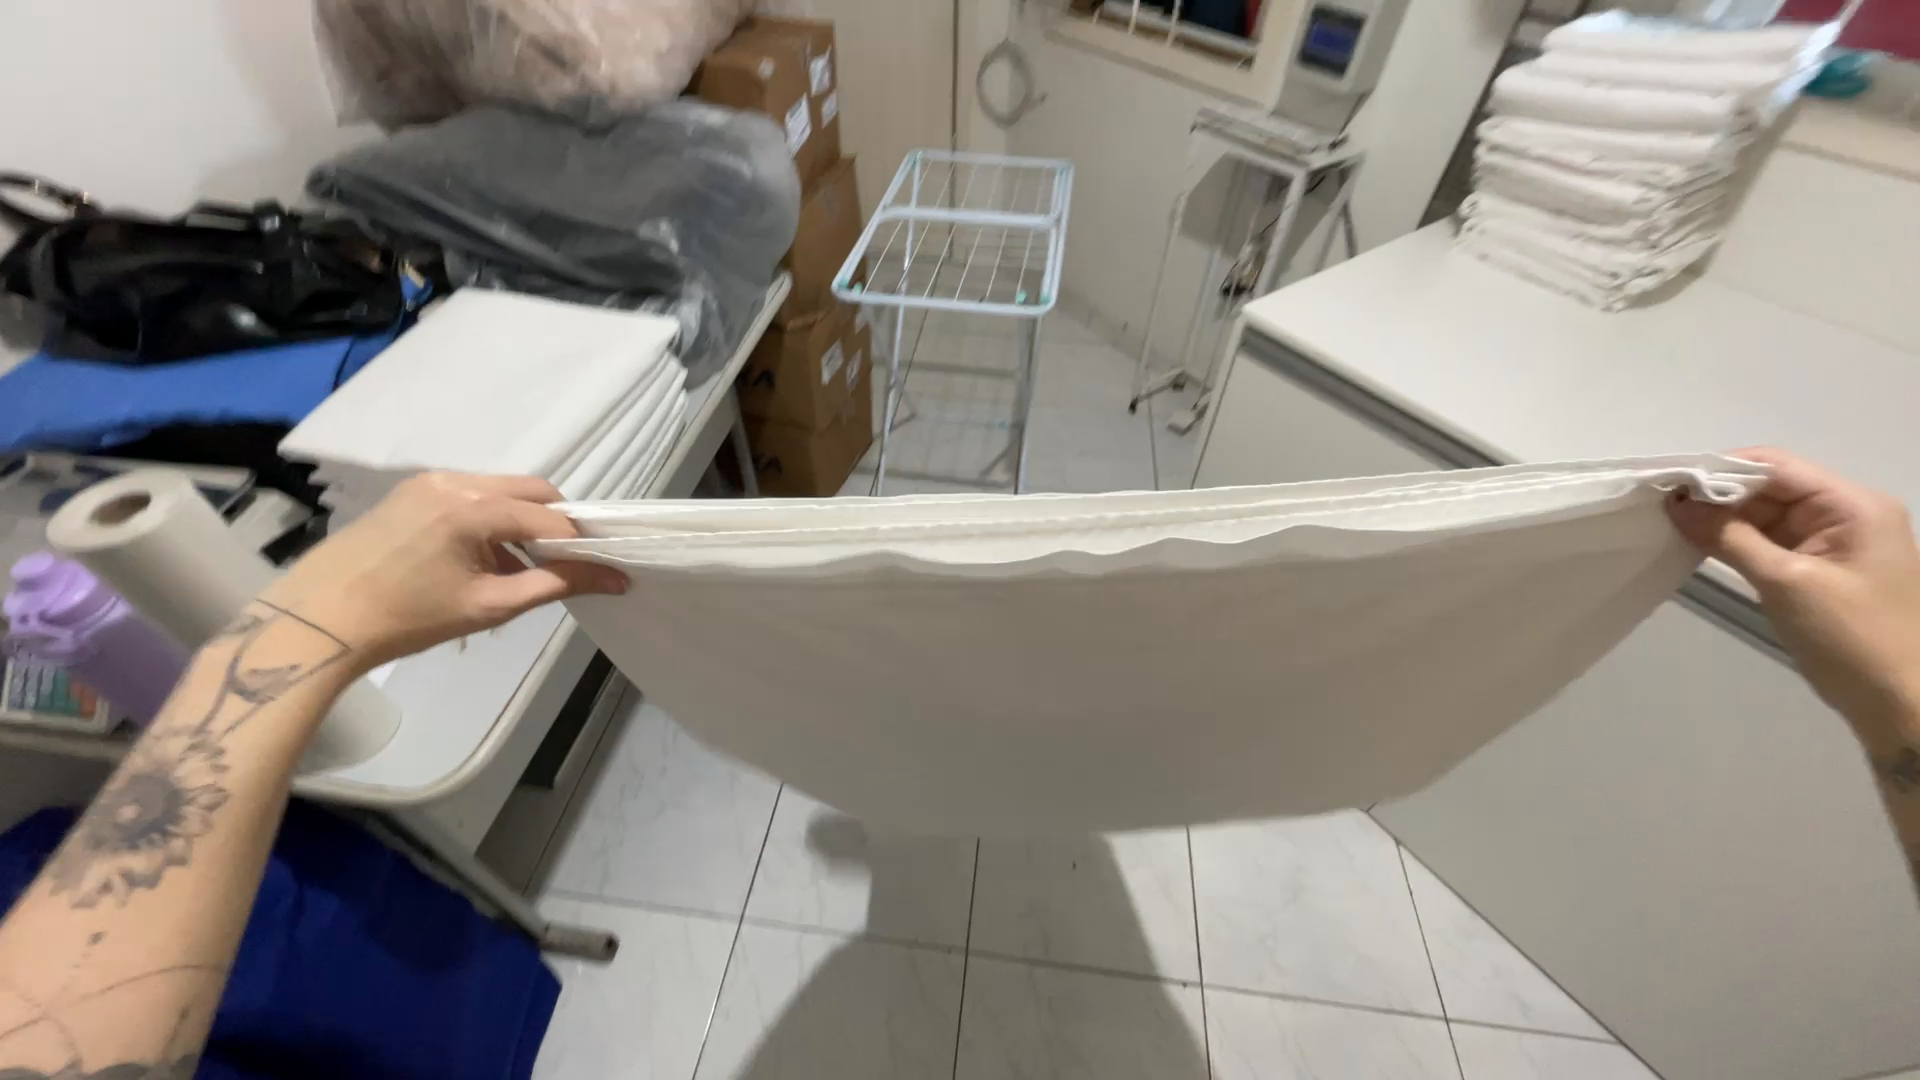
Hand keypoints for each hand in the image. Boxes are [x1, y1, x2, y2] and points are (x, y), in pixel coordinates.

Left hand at [256, 472, 627, 672]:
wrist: (317, 621)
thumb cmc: (409, 618)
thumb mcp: (493, 604)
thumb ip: (560, 584)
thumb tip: (618, 579)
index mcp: (475, 507)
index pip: (552, 517)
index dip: (580, 543)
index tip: (596, 568)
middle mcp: (456, 481)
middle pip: (533, 490)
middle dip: (556, 523)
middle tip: (560, 563)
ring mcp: (430, 482)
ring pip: (504, 490)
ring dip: (524, 521)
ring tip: (518, 566)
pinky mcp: (412, 491)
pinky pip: (474, 495)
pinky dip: (493, 518)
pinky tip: (484, 557)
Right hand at [1669, 447, 1919, 744]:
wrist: (1898, 697)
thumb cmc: (1853, 634)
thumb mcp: (1785, 580)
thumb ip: (1729, 536)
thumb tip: (1678, 502)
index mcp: (1852, 507)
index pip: (1775, 466)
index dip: (1720, 469)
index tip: (1667, 484)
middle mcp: (1841, 514)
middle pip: (1765, 486)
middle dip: (1712, 493)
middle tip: (1657, 507)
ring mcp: (1825, 541)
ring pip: (1757, 512)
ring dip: (1714, 517)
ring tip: (1665, 523)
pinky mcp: (1808, 566)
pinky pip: (1759, 538)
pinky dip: (1725, 538)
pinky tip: (1690, 542)